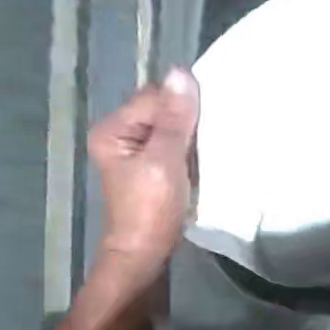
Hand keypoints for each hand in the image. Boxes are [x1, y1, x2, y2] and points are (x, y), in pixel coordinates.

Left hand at [87, 69, 199, 278]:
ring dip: (194, 136)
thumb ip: (175, 119)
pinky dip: (192, 151)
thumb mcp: (165, 161)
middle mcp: (122, 136)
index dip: (184, 105)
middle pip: (163, 110)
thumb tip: (181, 72)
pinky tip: (206, 160)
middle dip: (190, 119)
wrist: (145, 257)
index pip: (156, 97)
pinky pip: (177, 146)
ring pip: (173, 129)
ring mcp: (138, 154)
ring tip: (213, 147)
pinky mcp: (154, 170)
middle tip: (214, 134)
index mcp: (114, 129)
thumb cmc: (151, 210)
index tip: (210, 121)